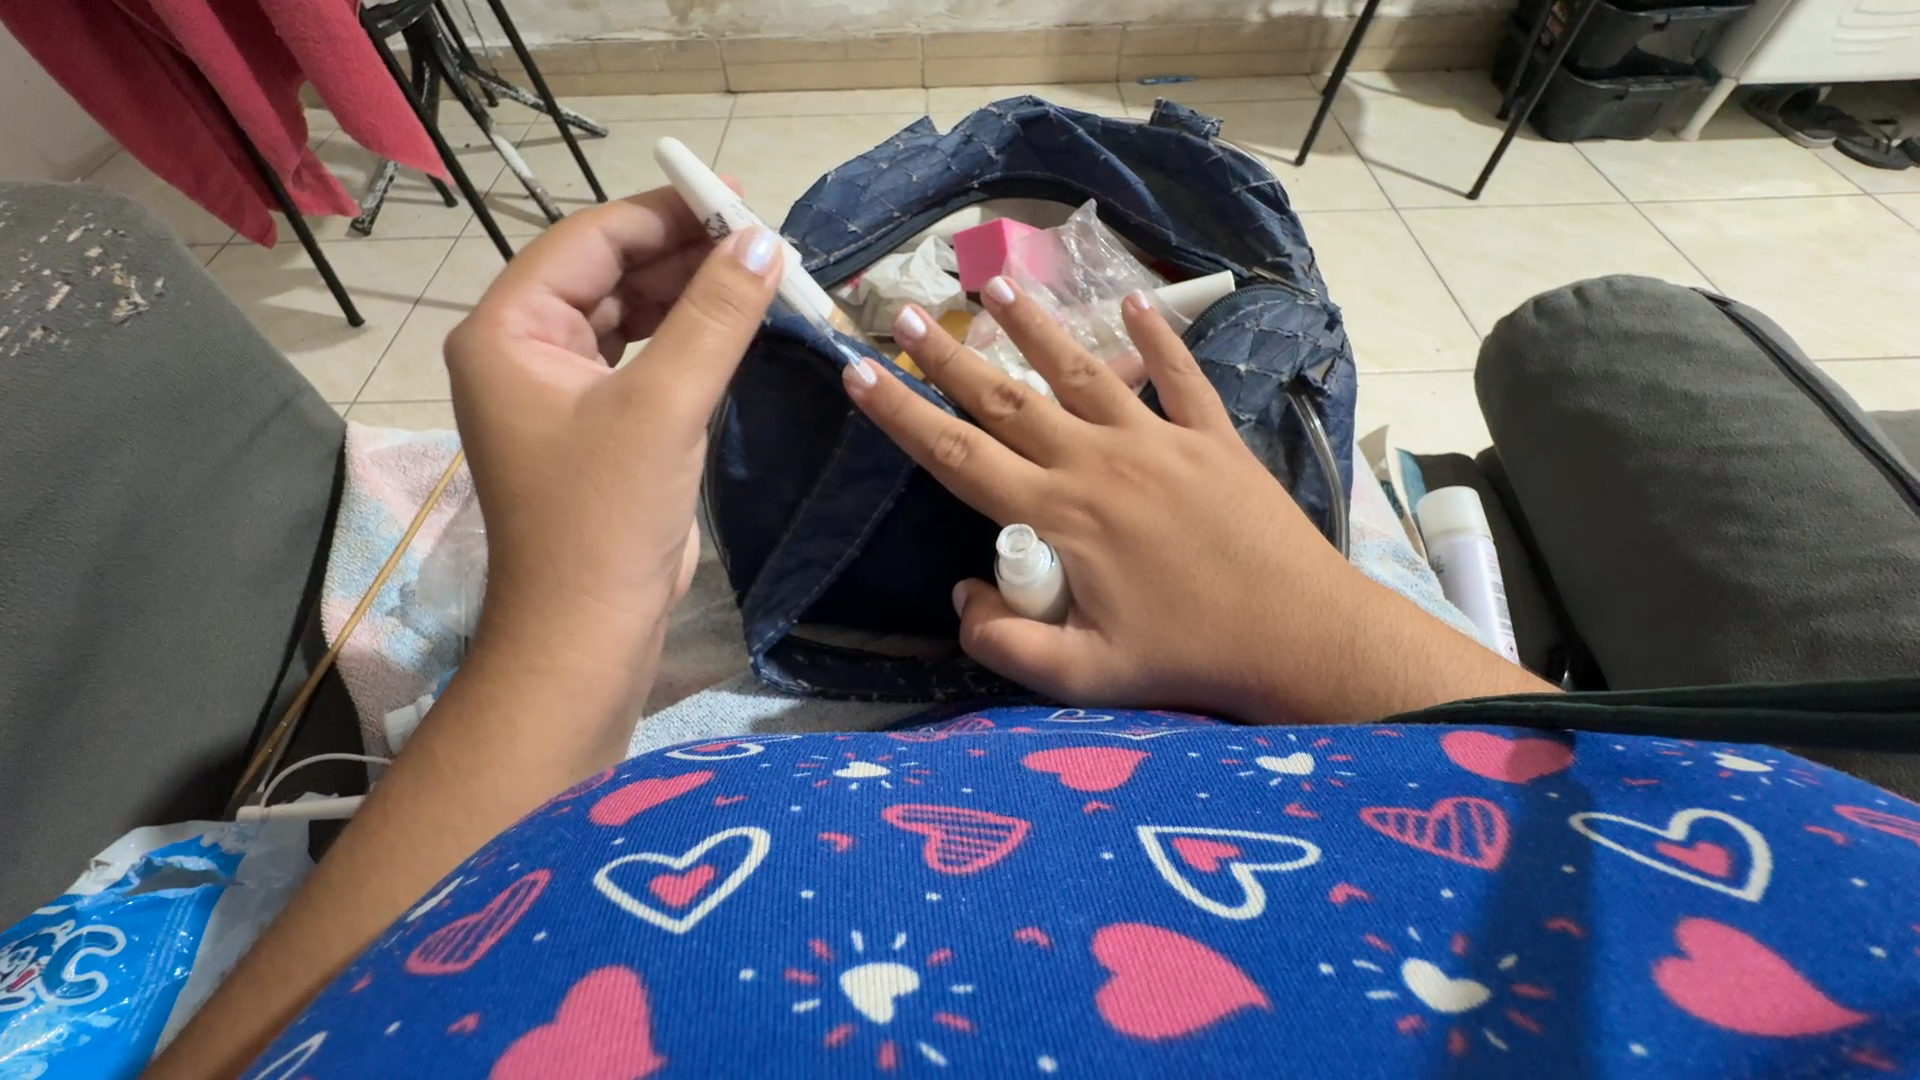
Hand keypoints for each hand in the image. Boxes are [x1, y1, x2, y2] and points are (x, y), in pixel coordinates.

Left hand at [445, 188, 782, 708]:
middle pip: (612, 275)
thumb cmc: (608, 514)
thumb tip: (764, 242)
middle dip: (684, 255)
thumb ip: (716, 317)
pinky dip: (691, 343)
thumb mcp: (665, 404)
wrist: (591, 626)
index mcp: (510, 330)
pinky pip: (648, 362)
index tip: (738, 199)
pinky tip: (735, 329)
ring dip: (693, 298)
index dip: (664, 213)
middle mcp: (529, 351)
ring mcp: (567, 392)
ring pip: (635, 319)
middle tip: (761, 240)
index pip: (590, 241)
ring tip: (759, 277)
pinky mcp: (605, 427)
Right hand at [843, 278, 1551, 722]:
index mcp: (1060, 515)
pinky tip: (1135, 301)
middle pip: (1006, 399)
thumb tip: (962, 593)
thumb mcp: (1082, 676)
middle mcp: (1097, 462)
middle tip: (906, 314)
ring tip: (996, 286)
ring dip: (1033, 327)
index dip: (901, 414)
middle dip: (948, 355)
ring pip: (1081, 371)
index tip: (859, 371)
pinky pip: (1179, 377)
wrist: (1300, 635)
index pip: (958, 456)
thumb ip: (1005, 640)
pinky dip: (1158, 337)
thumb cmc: (1188, 657)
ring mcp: (1157, 442)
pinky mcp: (1211, 438)